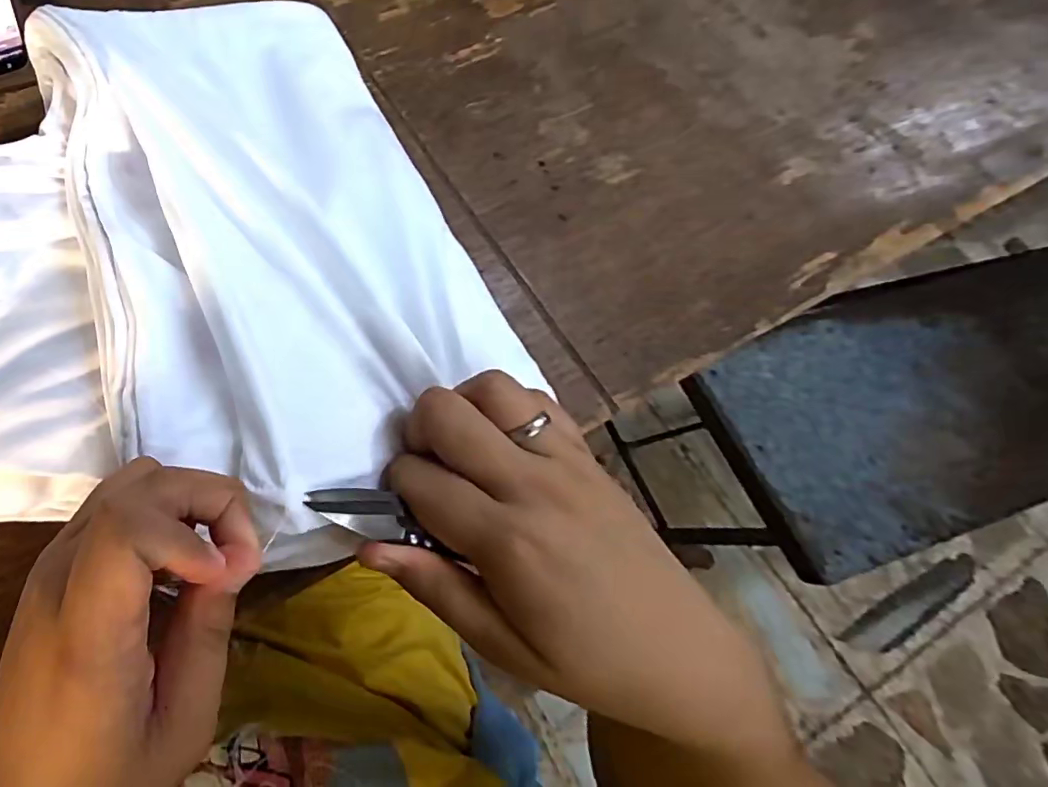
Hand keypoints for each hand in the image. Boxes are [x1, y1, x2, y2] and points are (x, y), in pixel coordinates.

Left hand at [0, 458, 262, 786]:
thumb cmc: (103, 775)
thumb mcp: (179, 725)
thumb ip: (210, 631)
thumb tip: (235, 555)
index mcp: (86, 624)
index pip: (125, 526)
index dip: (187, 533)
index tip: (227, 575)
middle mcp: (61, 571)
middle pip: (138, 485)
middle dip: (205, 500)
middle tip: (239, 557)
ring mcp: (54, 556)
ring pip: (130, 479)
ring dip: (184, 500)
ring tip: (210, 554)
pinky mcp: (58, 557)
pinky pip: (116, 501)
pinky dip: (161, 509)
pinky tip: (176, 560)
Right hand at [357, 372, 804, 778]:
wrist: (682, 655)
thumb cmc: (582, 660)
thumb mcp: (499, 645)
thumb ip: (432, 587)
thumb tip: (365, 548)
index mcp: (508, 540)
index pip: (418, 479)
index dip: (396, 489)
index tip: (408, 513)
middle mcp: (533, 485)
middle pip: (444, 412)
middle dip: (416, 434)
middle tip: (430, 473)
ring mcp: (566, 460)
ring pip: (489, 387)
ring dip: (461, 409)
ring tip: (464, 450)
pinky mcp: (587, 452)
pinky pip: (535, 398)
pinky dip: (505, 407)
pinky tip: (505, 444)